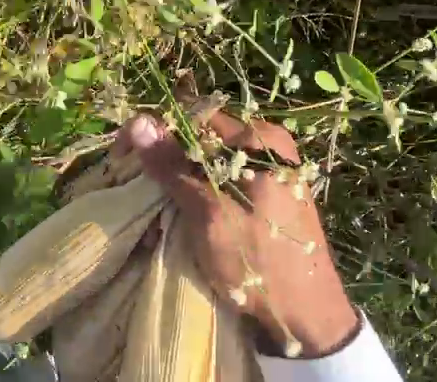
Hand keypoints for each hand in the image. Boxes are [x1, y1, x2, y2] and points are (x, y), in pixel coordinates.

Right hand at [117, 109, 359, 357]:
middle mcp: (267, 145)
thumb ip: (172, 165)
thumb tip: (138, 121)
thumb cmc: (259, 263)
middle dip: (167, 153)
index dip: (156, 130)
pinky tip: (183, 205)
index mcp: (259, 140)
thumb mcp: (209, 212)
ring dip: (180, 172)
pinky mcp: (268, 191)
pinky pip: (222, 175)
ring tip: (156, 195)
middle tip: (138, 178)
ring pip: (209, 157)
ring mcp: (270, 168)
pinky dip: (199, 185)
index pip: (194, 116)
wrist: (309, 320)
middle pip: (201, 135)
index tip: (127, 152)